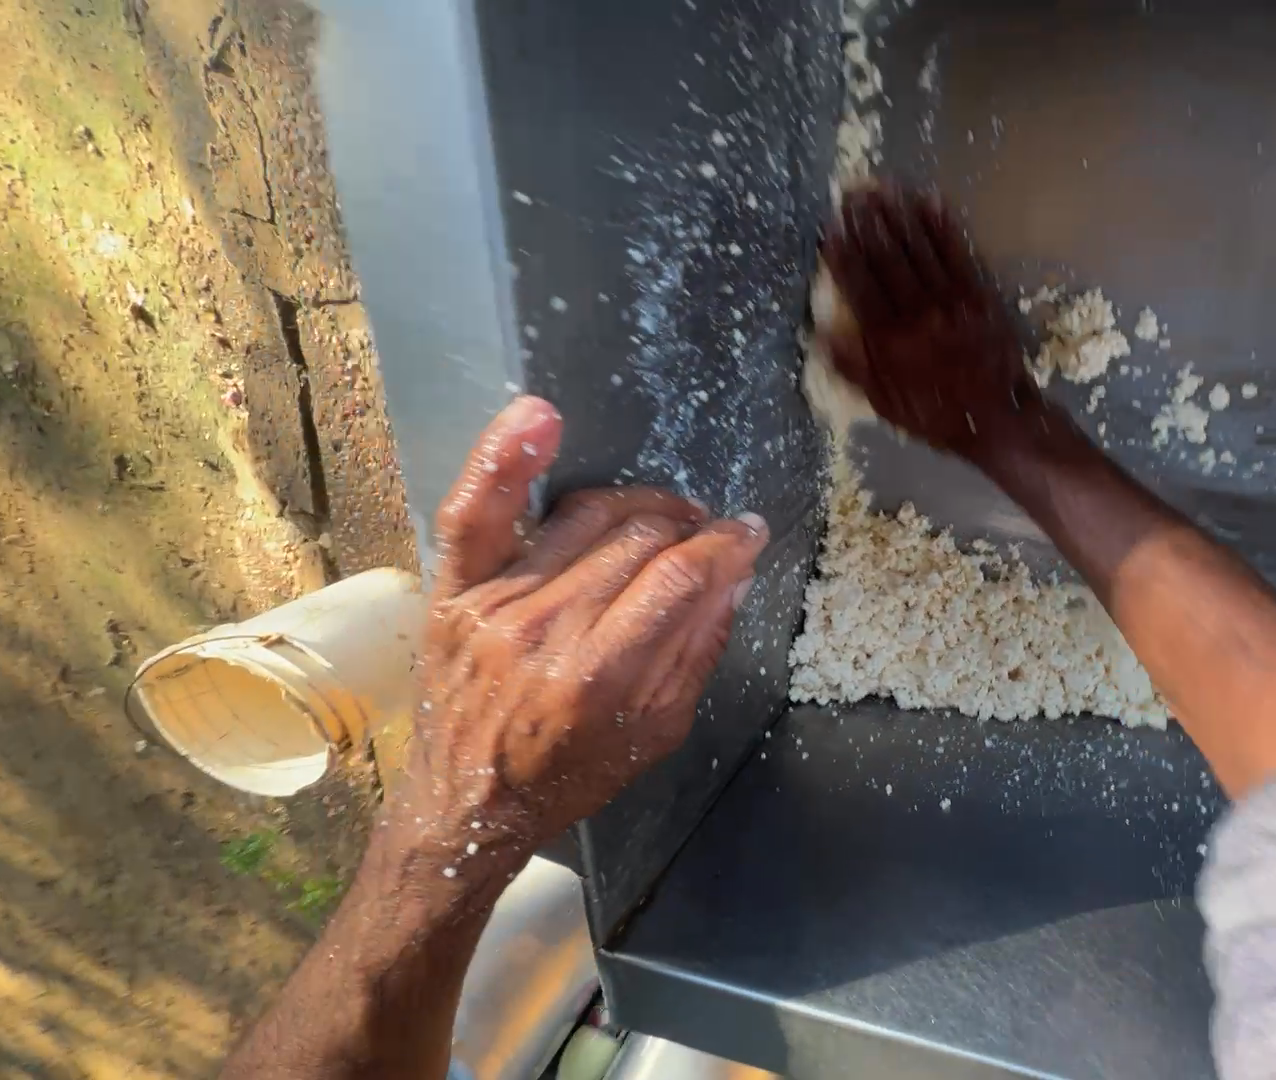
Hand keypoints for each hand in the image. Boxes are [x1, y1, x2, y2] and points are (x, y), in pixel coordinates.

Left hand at [382, 396, 766, 881]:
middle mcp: (546, 627)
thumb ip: (700, 646)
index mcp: (601, 673)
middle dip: (693, 528)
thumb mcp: (661, 729)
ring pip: (590, 515)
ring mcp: (495, 600)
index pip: (680, 576)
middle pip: (641, 540)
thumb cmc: (574, 773)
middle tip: (711, 537)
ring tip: (667, 516)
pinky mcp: (457, 586)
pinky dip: (506, 458)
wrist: (465, 803)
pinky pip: (477, 509)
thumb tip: (734, 572)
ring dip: (644, 504)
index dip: (727, 544)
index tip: (750, 532)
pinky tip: (538, 417)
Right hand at [823, 185, 1051, 458]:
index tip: (830, 230)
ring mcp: (952, 302)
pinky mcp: (979, 296)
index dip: (844, 257)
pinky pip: (959, 254)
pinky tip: (931, 203)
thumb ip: (856, 369)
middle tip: (852, 194)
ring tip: (882, 189)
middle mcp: (918, 314)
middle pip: (887, 261)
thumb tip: (821, 336)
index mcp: (891, 342)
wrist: (998, 419)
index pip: (860, 289)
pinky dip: (944, 227)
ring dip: (900, 217)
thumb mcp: (888, 404)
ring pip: (920, 251)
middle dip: (868, 225)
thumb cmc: (938, 416)